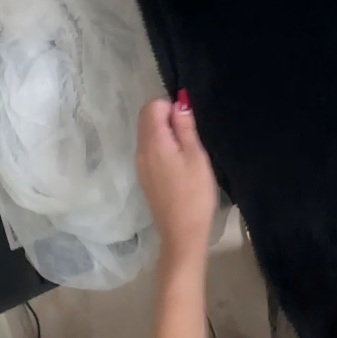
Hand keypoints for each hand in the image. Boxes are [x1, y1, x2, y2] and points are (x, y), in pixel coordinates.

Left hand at [135, 91, 216, 263]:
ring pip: (147, 132)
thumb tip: (179, 102)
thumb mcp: (196, 156)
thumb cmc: (195, 193)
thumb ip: (185, 127)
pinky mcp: (144, 176)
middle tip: (188, 136)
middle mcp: (141, 150)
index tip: (188, 124)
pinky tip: (178, 163)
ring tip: (186, 151)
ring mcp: (140, 164)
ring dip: (164, 131)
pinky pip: (148, 148)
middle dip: (166, 116)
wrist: (182, 235)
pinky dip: (161, 145)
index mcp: (153, 142)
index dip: (171, 107)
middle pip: (146, 117)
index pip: (152, 106)